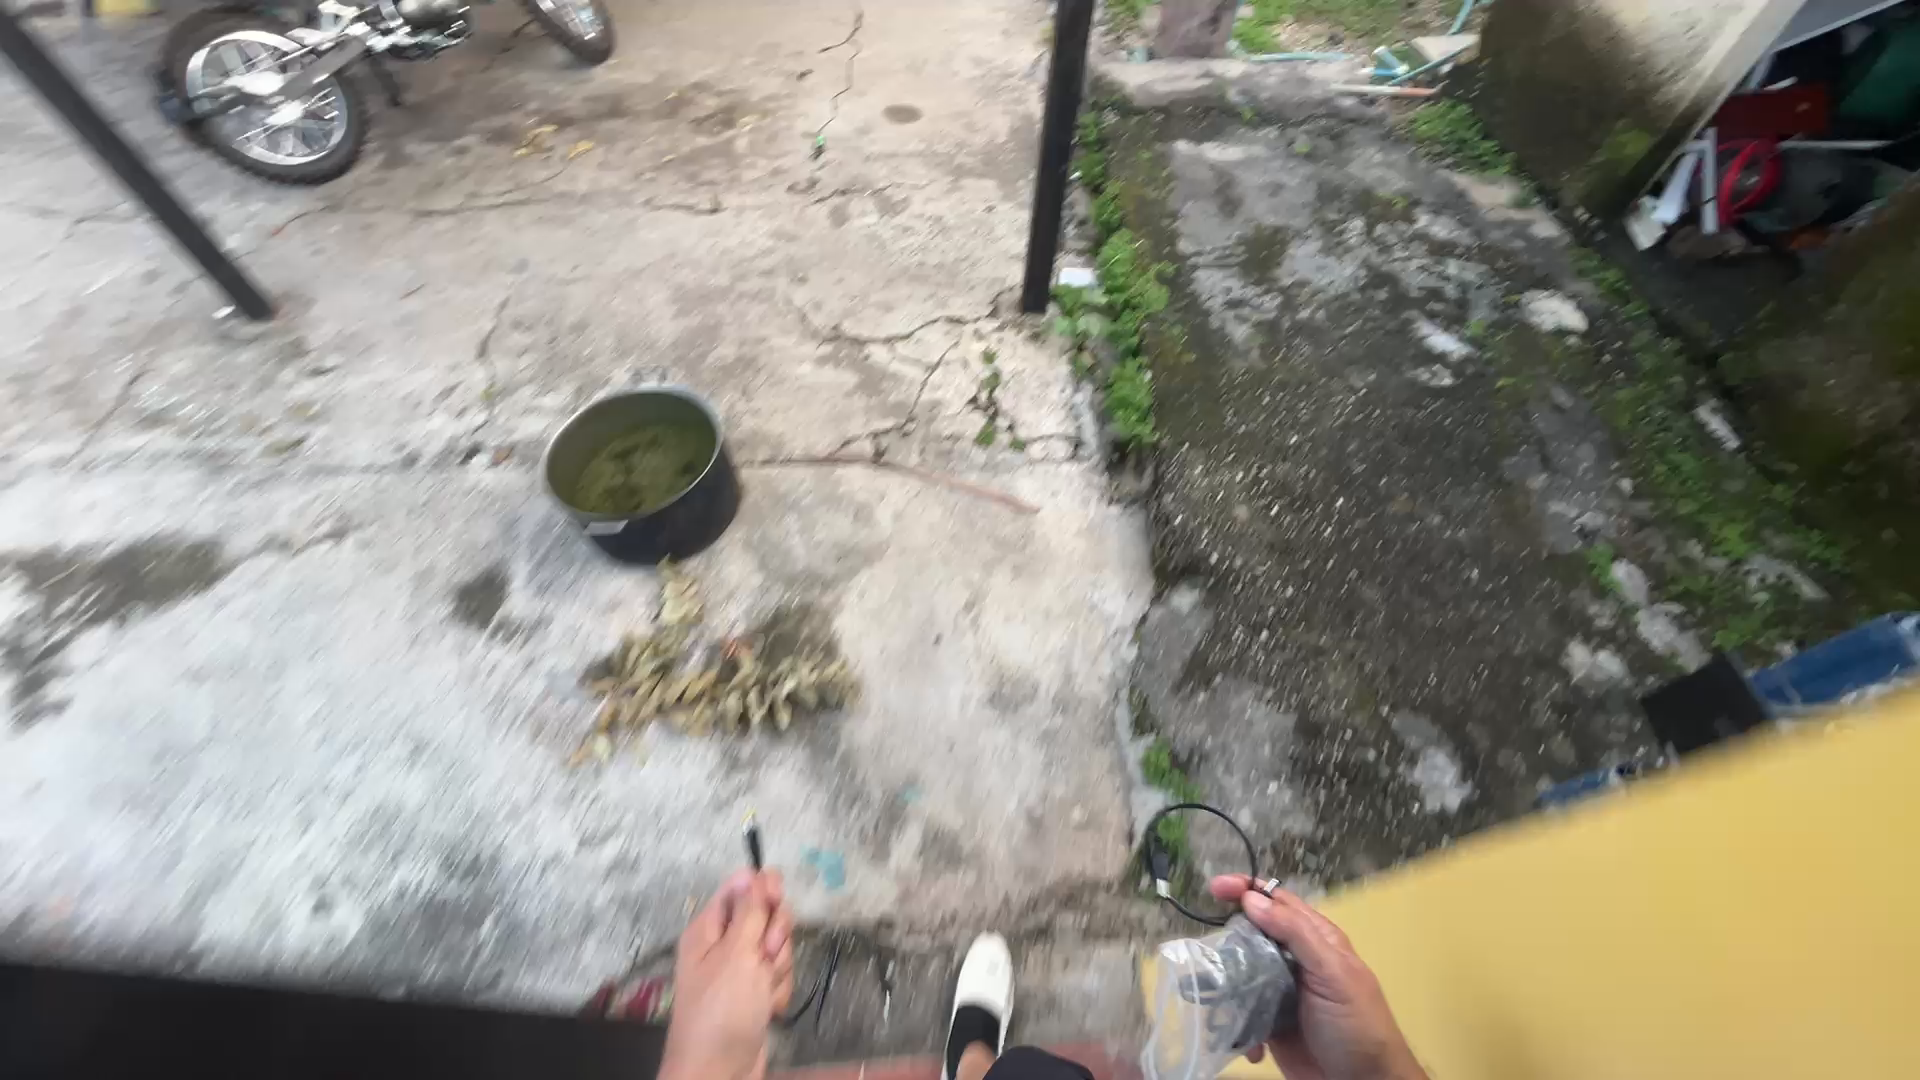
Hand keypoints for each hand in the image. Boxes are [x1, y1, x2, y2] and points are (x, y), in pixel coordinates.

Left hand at [659, 870, 795, 1079]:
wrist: (720, 1077)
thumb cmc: (722, 1011)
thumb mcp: (737, 954)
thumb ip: (751, 910)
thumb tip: (752, 871)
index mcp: (710, 928)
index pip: (742, 885)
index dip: (764, 888)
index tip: (776, 900)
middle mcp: (724, 943)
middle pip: (767, 913)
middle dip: (776, 934)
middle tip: (767, 955)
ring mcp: (741, 969)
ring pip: (778, 944)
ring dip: (779, 966)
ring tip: (764, 991)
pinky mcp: (756, 991)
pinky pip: (779, 973)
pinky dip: (779, 988)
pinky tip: (768, 1008)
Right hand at [1209, 876, 1426, 1079]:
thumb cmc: (1357, 1027)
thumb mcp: (1333, 974)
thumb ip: (1295, 933)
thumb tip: (1250, 898)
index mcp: (1314, 938)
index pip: (1276, 900)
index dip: (1245, 888)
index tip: (1215, 888)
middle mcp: (1293, 957)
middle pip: (1251, 930)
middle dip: (1228, 934)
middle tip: (1208, 948)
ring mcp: (1278, 988)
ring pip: (1240, 967)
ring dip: (1225, 978)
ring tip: (1213, 991)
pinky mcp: (1267, 1019)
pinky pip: (1239, 1005)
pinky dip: (1234, 1016)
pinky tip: (1243, 1035)